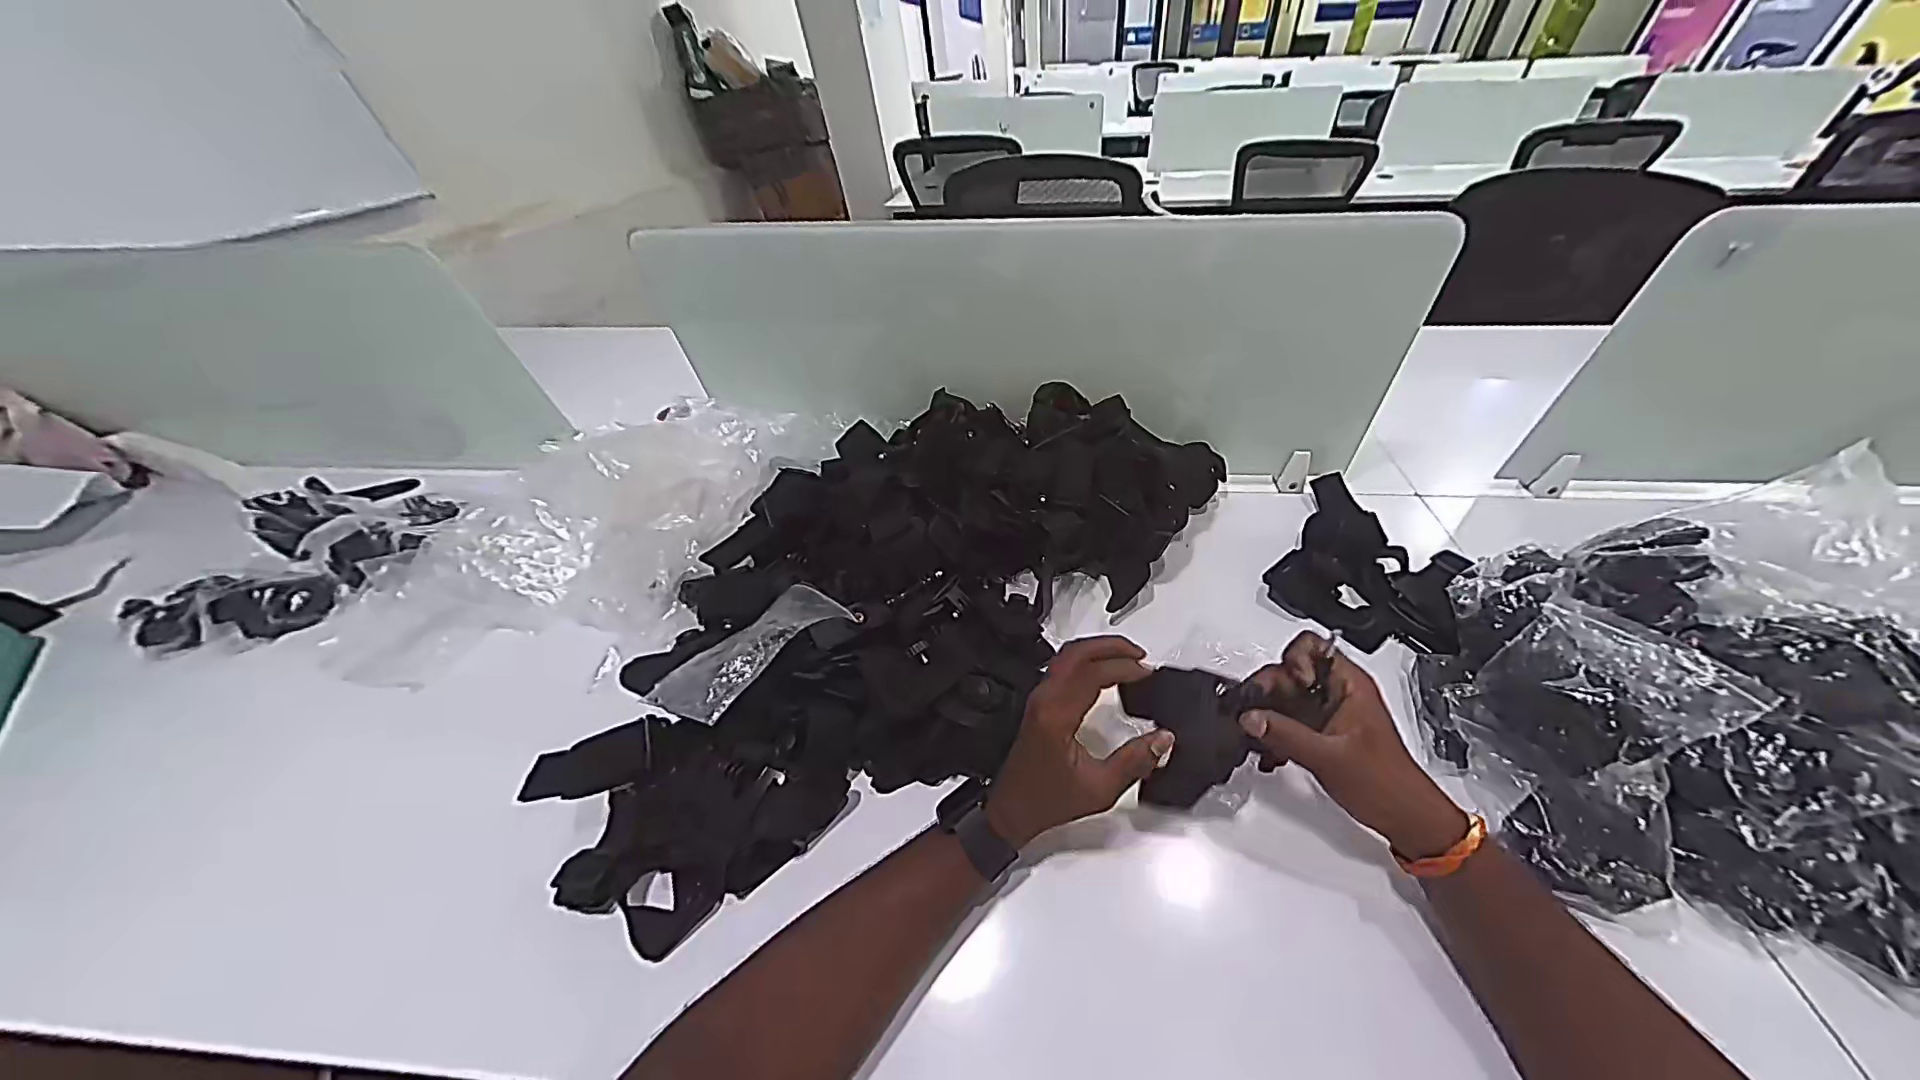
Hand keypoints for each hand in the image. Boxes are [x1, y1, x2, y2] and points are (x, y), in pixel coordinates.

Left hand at [984, 636, 1173, 848]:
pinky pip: (1062, 668)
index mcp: (1056, 716)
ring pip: (1066, 656)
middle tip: (1139, 654)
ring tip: (1126, 658)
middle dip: (1110, 646)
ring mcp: (1038, 699)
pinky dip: (1086, 661)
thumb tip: (1163, 740)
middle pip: (1075, 653)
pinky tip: (1104, 670)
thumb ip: (1136, 762)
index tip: (1146, 671)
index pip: (1091, 673)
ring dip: (1097, 650)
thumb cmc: (1045, 800)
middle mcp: (1044, 701)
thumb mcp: (1100, 788)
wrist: (1013, 808)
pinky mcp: (1039, 703)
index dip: (1123, 666)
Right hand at [1239, 632, 1468, 859]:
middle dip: (1268, 690)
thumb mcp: (1328, 757)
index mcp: (1350, 685)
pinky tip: (1270, 752)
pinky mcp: (1319, 732)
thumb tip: (1250, 717)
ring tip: (1259, 733)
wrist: (1406, 819)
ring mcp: (1327, 712)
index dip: (1291, 660)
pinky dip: (1273, 731)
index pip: (1312, 646)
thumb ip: (1284, 734)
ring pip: (1284, 696)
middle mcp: (1338, 693)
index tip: (1282, 684)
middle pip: (1290, 671)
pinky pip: (1286, 719)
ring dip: (1267, 714)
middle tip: (1257, 710)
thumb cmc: (1388, 785)